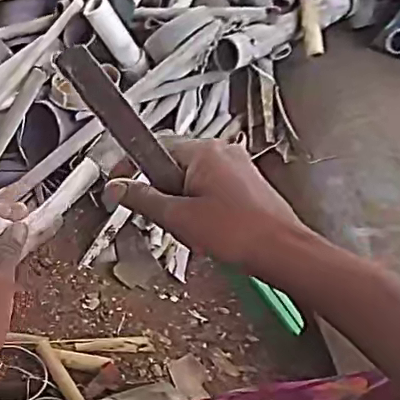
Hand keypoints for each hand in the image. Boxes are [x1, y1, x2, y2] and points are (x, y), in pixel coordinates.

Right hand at [104, 139, 319, 278]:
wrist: (282, 252)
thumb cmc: (239, 233)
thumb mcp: (177, 217)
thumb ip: (142, 199)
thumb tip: (117, 187)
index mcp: (204, 152)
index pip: (153, 147)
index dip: (131, 167)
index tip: (119, 182)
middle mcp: (222, 152)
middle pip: (171, 164)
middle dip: (159, 191)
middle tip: (159, 216)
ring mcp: (236, 167)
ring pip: (190, 179)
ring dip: (179, 202)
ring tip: (187, 227)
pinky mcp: (244, 185)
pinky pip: (208, 188)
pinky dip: (198, 206)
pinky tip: (203, 228)